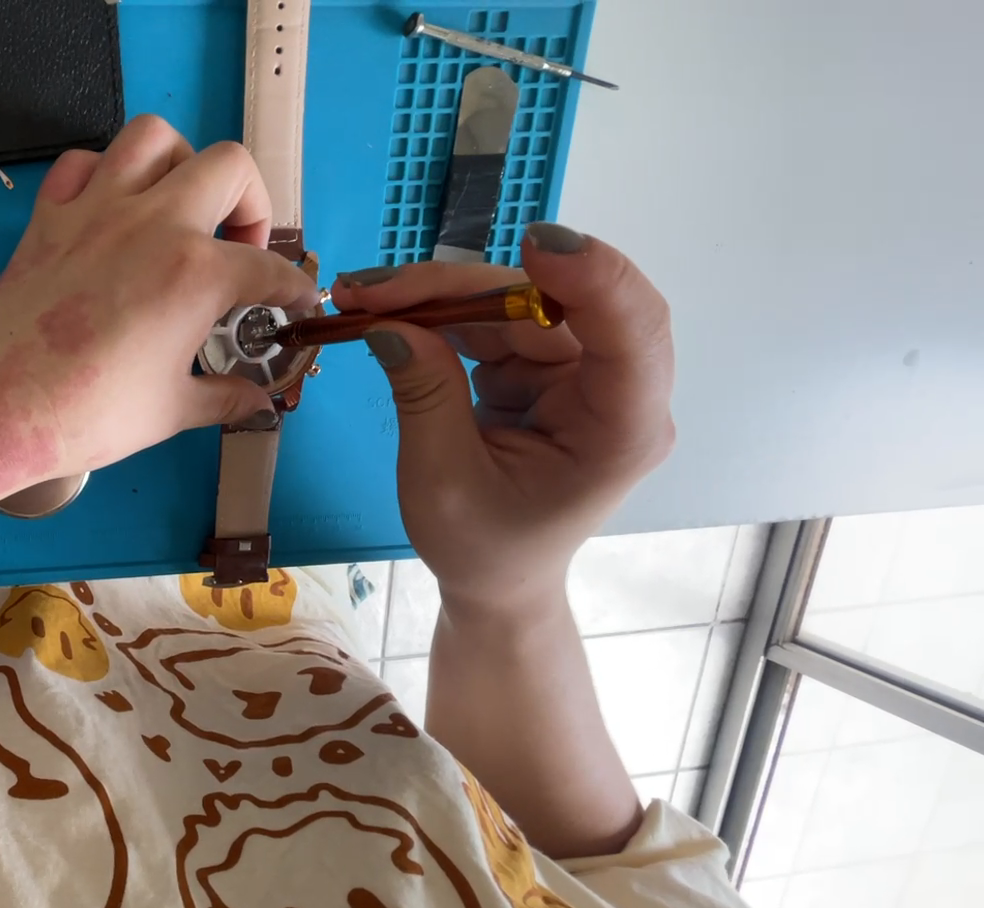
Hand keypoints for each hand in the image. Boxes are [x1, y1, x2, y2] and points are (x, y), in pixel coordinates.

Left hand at [0, 114, 317, 485]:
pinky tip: (109, 211)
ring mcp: (96, 211)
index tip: (297, 300)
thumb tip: (260, 403)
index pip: (267, 269)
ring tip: (178, 209)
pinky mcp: (48, 217)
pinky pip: (81, 162)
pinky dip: (103, 173)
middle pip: (228, 167)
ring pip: (154, 137)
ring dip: (179, 164)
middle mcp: (153, 223)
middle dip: (249, 204)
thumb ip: (226, 398)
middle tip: (237, 250)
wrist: (1, 411)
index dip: (293, 287)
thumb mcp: (173, 412)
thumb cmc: (92, 417)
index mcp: (195, 274)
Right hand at [334, 224, 674, 612]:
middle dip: (458, 290)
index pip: (630, 332)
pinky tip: (388, 316)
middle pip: (550, 309)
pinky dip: (437, 320)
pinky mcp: (540, 375)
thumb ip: (424, 396)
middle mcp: (610, 389)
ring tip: (360, 298)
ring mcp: (574, 377)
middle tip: (369, 288)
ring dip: (435, 299)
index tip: (533, 243)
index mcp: (619, 428)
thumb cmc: (478, 546)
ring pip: (511, 310)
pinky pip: (491, 329)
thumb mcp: (440, 478)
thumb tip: (389, 324)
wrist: (491, 580)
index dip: (591, 277)